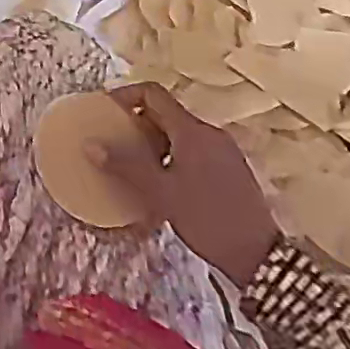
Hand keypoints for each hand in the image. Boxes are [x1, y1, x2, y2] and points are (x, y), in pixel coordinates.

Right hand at [93, 83, 280, 285]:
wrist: (258, 255)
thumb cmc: (207, 219)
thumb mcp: (161, 193)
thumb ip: (126, 166)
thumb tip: (91, 145)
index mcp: (191, 130)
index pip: (153, 93)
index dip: (125, 96)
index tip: (105, 113)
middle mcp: (209, 132)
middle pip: (165, 112)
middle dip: (136, 122)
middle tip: (115, 142)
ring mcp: (222, 149)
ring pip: (178, 132)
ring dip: (153, 141)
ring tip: (134, 165)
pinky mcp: (229, 167)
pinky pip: (192, 148)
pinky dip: (170, 154)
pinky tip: (161, 182)